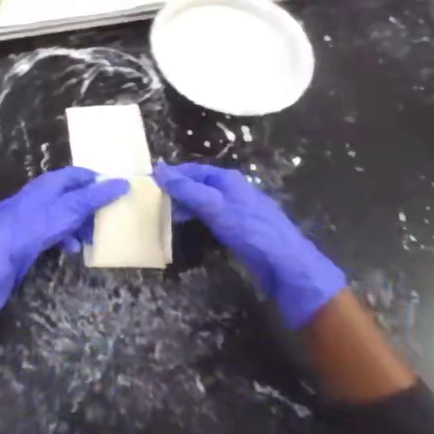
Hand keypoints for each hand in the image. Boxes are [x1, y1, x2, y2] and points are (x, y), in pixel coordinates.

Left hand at [0, 167, 129, 310]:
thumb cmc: (32, 228)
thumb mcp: (67, 211)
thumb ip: (93, 197)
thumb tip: (122, 182)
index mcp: (47, 184)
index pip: (77, 174)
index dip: (97, 181)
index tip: (117, 192)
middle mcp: (38, 195)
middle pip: (71, 195)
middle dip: (90, 207)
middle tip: (107, 221)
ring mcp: (30, 215)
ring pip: (62, 214)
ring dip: (79, 225)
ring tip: (90, 239)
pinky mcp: (25, 234)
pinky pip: (51, 230)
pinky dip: (64, 237)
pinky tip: (70, 249)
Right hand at [153, 162, 346, 328]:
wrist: (285, 264)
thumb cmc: (249, 229)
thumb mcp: (213, 205)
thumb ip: (186, 189)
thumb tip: (158, 170)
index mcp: (228, 179)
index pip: (193, 169)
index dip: (172, 174)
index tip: (148, 183)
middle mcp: (233, 191)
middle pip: (198, 185)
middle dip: (176, 192)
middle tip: (151, 203)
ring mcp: (238, 211)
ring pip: (204, 203)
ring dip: (184, 208)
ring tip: (163, 218)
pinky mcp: (240, 230)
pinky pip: (212, 219)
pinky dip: (196, 221)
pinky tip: (187, 231)